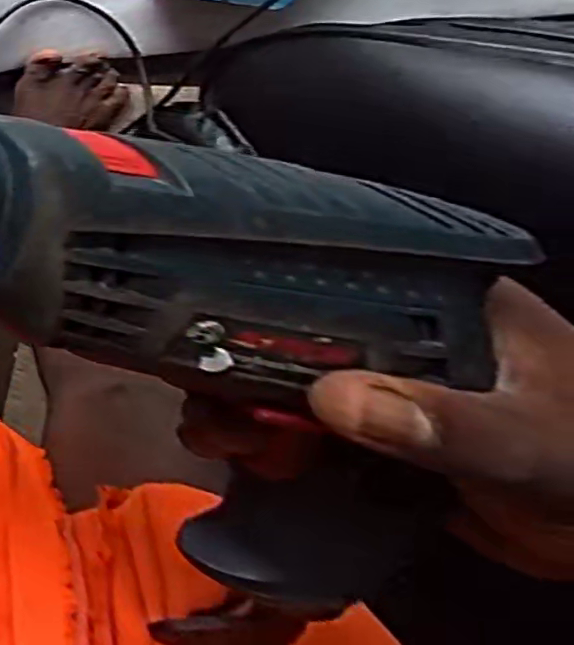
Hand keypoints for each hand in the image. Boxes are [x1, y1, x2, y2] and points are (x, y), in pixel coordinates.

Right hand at [180, 279, 573, 578]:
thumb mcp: (536, 447)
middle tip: (202, 402)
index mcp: (419, 293)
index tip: (195, 330)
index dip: (241, 297)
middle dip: (224, 365)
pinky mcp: (349, 415)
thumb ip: (449, 425)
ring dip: (230, 407)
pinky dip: (254, 435)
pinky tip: (243, 454)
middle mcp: (376, 321)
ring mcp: (360, 369)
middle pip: (269, 328)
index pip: (308, 277)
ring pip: (265, 374)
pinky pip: (282, 415)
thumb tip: (337, 400)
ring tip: (214, 439)